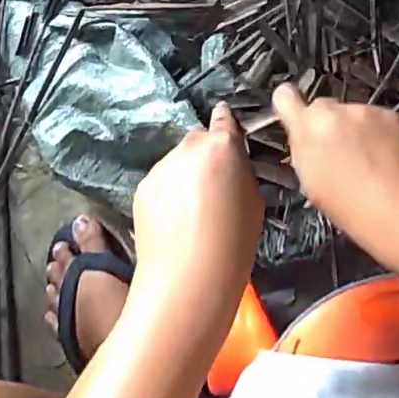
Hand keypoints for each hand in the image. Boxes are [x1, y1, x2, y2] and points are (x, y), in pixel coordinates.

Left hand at [131, 103, 261, 309]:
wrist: (187, 279)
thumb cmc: (233, 244)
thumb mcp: (255, 202)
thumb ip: (242, 172)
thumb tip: (233, 165)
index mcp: (222, 146)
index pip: (224, 118)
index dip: (226, 124)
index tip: (227, 130)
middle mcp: (189, 147)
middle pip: (199, 142)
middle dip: (206, 158)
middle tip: (214, 190)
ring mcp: (162, 166)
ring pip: (178, 163)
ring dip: (185, 177)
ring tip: (192, 213)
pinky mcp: (143, 186)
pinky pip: (161, 183)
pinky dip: (167, 195)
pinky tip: (174, 222)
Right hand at [271, 84, 398, 240]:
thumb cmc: (352, 206)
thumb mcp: (309, 181)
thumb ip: (302, 148)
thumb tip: (302, 137)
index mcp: (306, 128)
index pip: (284, 96)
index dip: (289, 104)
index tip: (294, 113)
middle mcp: (332, 112)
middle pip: (321, 108)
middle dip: (326, 124)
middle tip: (336, 153)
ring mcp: (361, 111)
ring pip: (350, 114)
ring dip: (353, 129)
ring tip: (364, 161)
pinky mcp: (387, 113)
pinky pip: (374, 118)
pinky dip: (376, 132)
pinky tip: (381, 157)